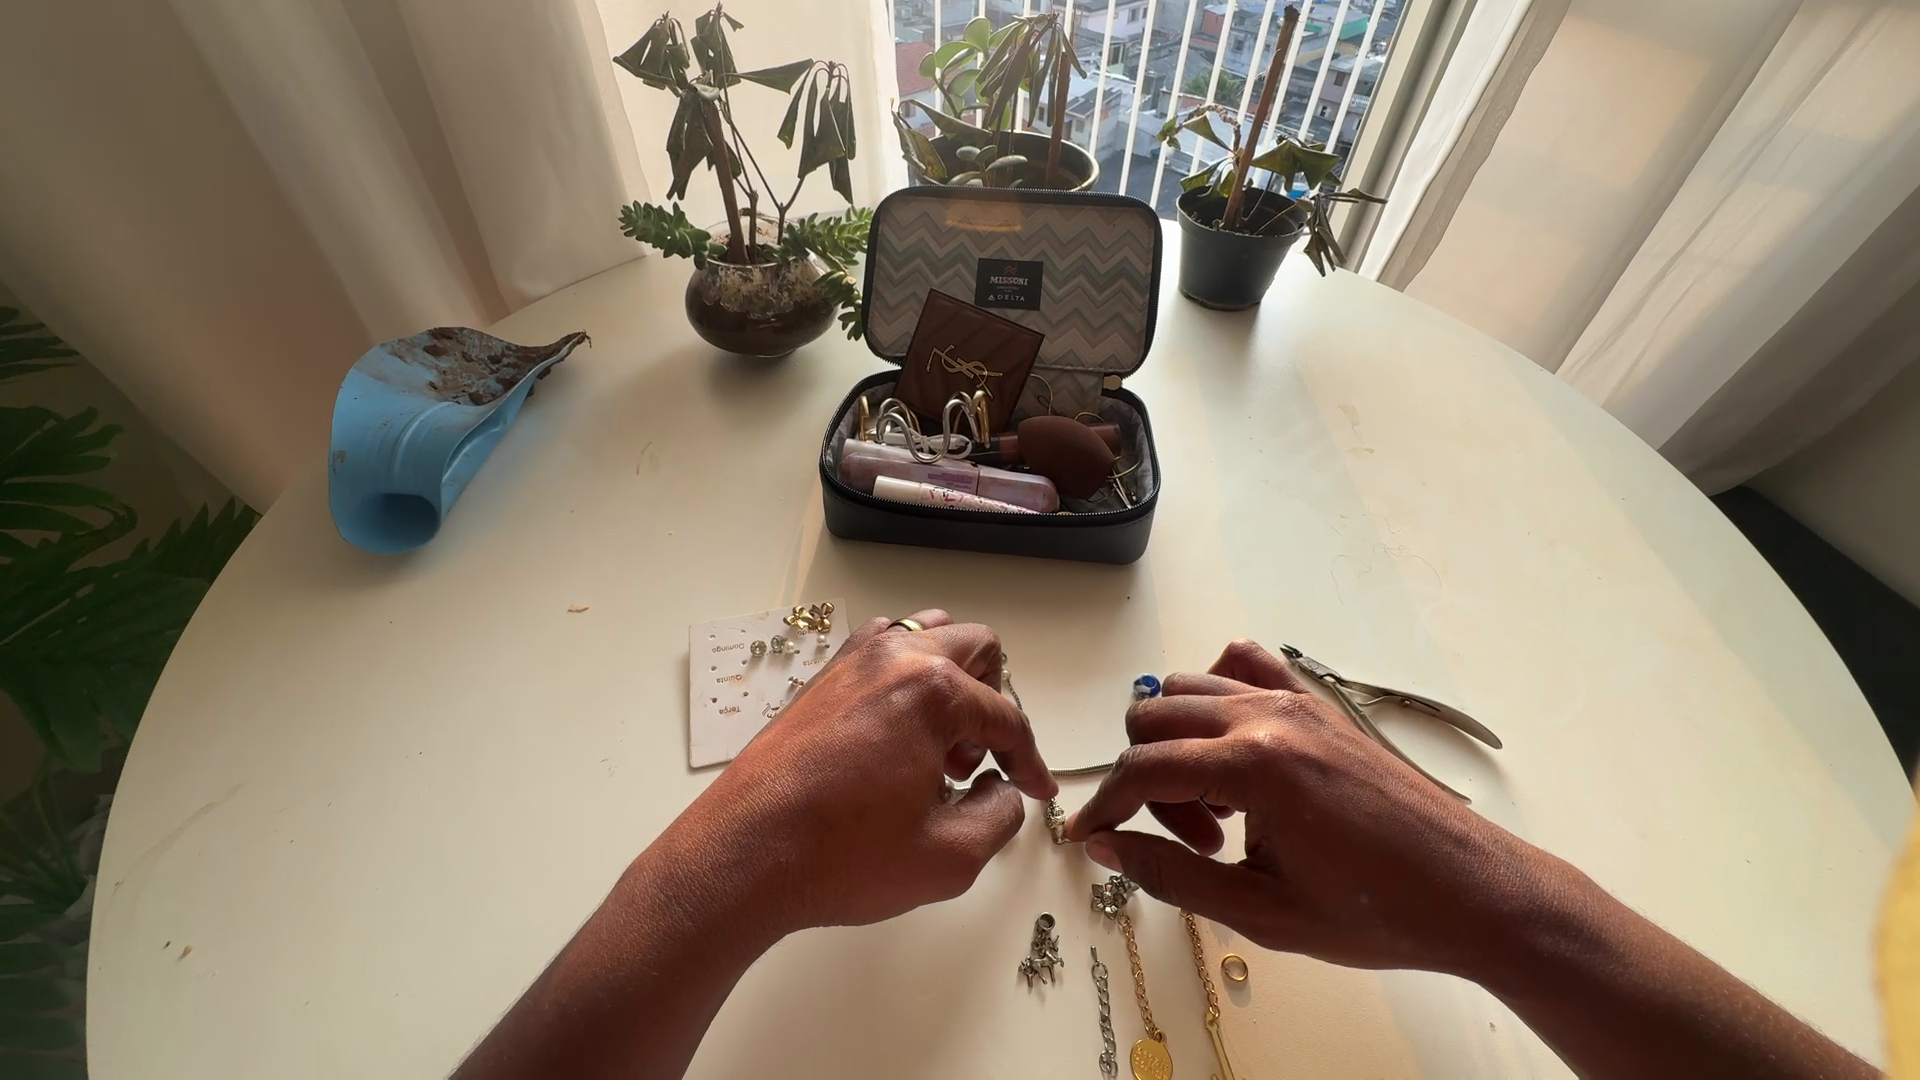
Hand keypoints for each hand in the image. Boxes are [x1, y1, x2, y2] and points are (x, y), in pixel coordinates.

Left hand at [661, 609, 1056, 937]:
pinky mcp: (823, 675)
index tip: (1036, 791)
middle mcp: (895, 655)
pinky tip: (894, 736)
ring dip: (950, 682)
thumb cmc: (844, 857)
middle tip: (973, 762)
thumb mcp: (948, 857)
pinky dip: (907, 679)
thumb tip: (1002, 789)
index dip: (1029, 760)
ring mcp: (853, 658)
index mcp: (932, 690)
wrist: (741, 854)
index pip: (1006, 716)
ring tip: (933, 747)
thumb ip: (999, 816)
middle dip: (991, 701)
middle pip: (975, 647)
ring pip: (928, 635)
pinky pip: (883, 650)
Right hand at [1065, 640, 1543, 978]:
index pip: (1144, 770)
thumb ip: (1170, 874)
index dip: (1105, 804)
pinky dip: (1215, 689)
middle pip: (1153, 715)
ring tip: (1215, 806)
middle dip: (1143, 776)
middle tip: (1186, 838)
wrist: (1477, 893)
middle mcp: (1266, 716)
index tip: (1087, 834)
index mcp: (1254, 766)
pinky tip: (1228, 739)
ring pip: (1187, 687)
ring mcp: (1292, 700)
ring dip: (1176, 742)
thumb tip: (1104, 845)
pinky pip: (1243, 664)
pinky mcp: (1313, 702)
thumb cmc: (1377, 913)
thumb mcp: (1262, 913)